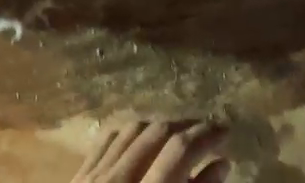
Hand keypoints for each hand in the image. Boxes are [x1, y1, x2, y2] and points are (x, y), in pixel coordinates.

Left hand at [70, 120, 227, 182]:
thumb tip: (221, 164)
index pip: (180, 150)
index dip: (206, 135)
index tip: (226, 130)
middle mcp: (119, 177)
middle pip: (156, 133)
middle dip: (186, 127)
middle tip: (210, 129)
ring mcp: (94, 175)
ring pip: (131, 130)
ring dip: (159, 126)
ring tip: (180, 131)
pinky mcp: (78, 177)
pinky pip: (107, 141)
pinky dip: (130, 133)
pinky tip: (141, 136)